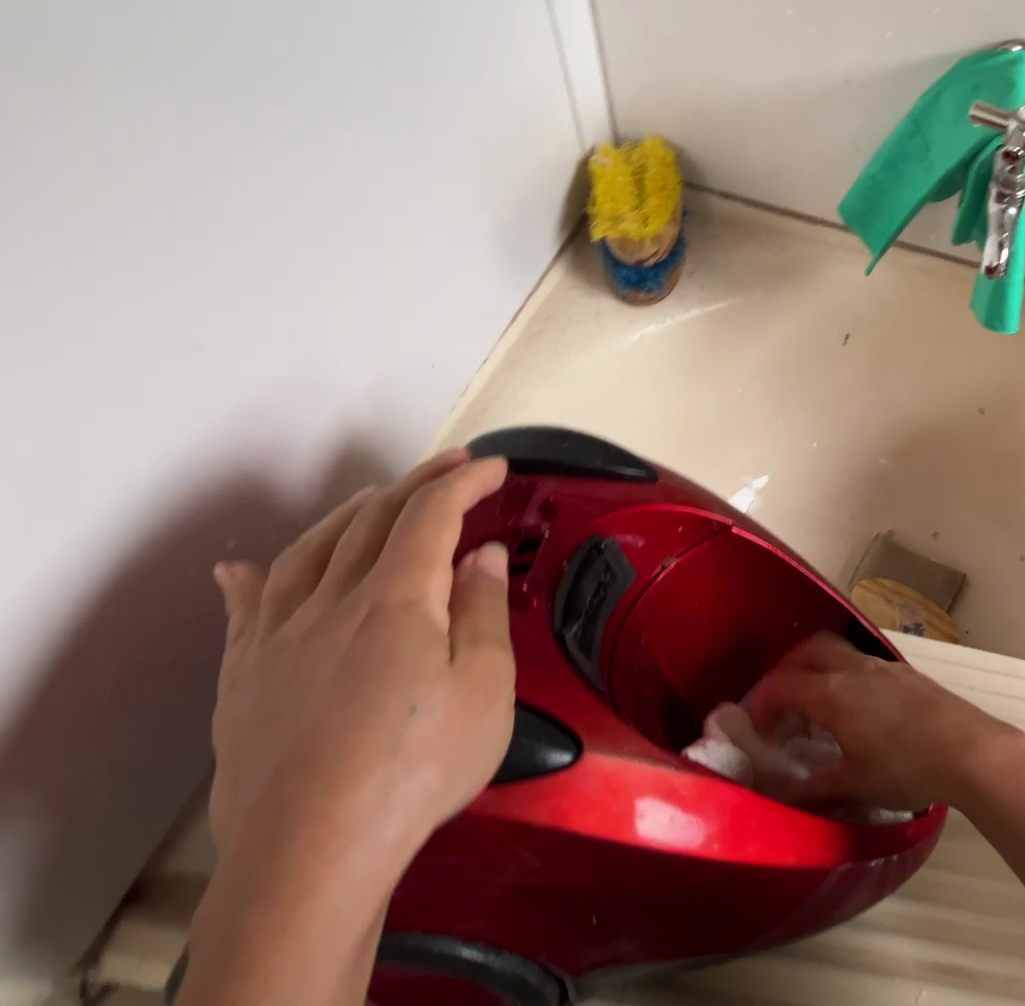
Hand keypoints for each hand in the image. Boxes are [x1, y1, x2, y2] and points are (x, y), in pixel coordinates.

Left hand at [207, 448, 516, 866]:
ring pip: (311, 551)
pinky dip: (250, 578)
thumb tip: (481, 557)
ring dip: (349, 514)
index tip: (494, 467)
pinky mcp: (245, 678)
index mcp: (398, 600)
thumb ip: (483, 612)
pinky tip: (241, 567)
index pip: (430, 516)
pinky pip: (245, 610)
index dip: (464, 482)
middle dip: (418, 483)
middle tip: (453, 467)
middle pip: (372, 521)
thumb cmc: (416, 765)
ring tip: (374, 498)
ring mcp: (280, 638)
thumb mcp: (485, 686)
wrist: (314, 847)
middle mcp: (332, 603)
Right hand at [748, 632, 1024, 811]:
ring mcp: (886, 667)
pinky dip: (848, 677)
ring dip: (820, 671)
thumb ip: (817, 789)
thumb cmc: (907, 768)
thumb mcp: (856, 784)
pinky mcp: (909, 674)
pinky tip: (859, 711)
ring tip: (820, 709)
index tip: (760, 730)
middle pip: (810, 650)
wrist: (971, 751)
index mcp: (834, 693)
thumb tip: (786, 798)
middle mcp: (856, 669)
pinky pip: (865, 663)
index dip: (763, 704)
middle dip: (788, 671)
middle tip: (783, 705)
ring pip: (840, 652)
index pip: (783, 684)